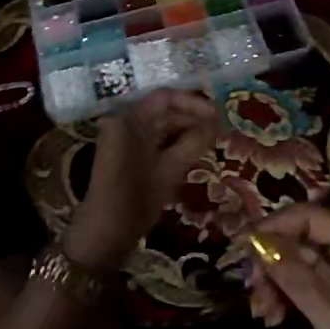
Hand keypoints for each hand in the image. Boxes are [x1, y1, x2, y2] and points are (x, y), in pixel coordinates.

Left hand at [64, 89, 219, 271]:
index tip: (219, 115)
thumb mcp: (170, 169)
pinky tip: (197, 152)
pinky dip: (174, 144)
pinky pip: (154, 140)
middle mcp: (123, 121)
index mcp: (128, 118)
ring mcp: (124, 138)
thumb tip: (216, 123)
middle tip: (223, 129)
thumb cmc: (136, 197)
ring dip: (186, 131)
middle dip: (193, 118)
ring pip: (161, 126)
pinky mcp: (127, 153)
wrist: (106, 231)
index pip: (165, 97)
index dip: (194, 103)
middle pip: (163, 110)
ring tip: (215, 141)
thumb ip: (193, 142)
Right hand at [243, 205, 329, 328]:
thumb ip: (296, 279)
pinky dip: (284, 292)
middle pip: (301, 235)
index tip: (244, 246)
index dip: (275, 225)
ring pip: (296, 256)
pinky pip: (302, 276)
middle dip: (272, 258)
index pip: (312, 216)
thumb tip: (257, 244)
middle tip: (251, 286)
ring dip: (274, 280)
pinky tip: (272, 315)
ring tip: (261, 311)